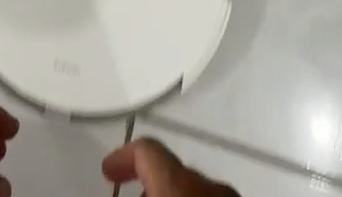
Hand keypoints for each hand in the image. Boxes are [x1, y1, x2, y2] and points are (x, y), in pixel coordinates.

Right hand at [102, 139, 239, 196]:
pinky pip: (209, 196)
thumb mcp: (151, 196)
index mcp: (179, 182)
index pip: (147, 149)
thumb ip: (131, 187)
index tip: (109, 168)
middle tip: (129, 189)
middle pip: (173, 167)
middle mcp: (210, 183)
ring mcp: (232, 196)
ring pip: (195, 184)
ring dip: (172, 190)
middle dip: (149, 177)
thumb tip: (114, 181)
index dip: (123, 154)